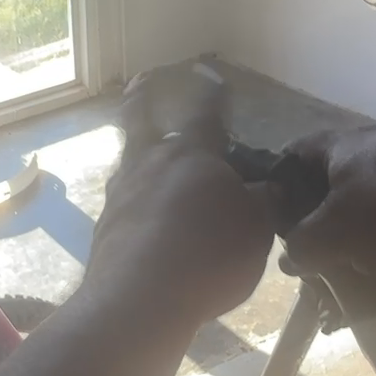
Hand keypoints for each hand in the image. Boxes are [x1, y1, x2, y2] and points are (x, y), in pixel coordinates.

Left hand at [82, 72, 272, 332]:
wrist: (140, 301)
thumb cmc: (210, 255)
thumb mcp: (257, 227)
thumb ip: (266, 201)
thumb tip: (271, 187)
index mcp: (192, 154)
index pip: (207, 110)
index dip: (213, 91)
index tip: (211, 74)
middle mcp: (149, 165)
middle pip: (140, 120)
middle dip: (143, 98)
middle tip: (141, 83)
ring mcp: (120, 197)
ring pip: (128, 165)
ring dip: (137, 158)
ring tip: (145, 163)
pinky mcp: (104, 232)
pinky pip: (123, 206)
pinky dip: (134, 205)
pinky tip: (142, 221)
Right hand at [281, 124, 375, 279]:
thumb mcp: (332, 237)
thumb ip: (302, 245)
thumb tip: (289, 258)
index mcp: (345, 143)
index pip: (297, 149)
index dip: (280, 178)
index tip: (278, 209)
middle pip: (341, 167)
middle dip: (327, 202)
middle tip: (322, 236)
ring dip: (369, 210)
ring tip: (367, 247)